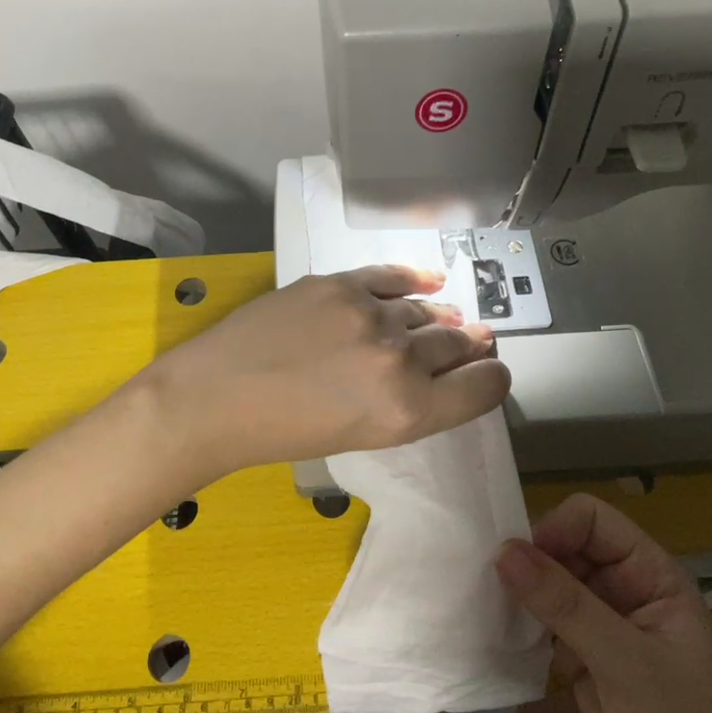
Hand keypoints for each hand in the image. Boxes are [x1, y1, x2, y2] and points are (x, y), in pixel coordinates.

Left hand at [133, 264, 510, 478]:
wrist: (218, 397)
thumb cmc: (284, 433)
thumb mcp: (362, 436)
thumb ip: (408, 404)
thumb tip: (438, 373)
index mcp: (409, 411)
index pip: (482, 387)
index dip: (493, 379)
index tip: (491, 372)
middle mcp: (400, 360)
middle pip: (458, 343)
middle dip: (471, 345)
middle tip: (478, 341)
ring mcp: (370, 315)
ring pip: (426, 310)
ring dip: (443, 316)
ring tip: (450, 318)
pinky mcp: (339, 284)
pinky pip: (392, 276)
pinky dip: (415, 279)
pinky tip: (430, 281)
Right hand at [496, 494, 711, 712]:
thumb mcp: (627, 662)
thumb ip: (567, 605)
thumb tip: (504, 550)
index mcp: (651, 573)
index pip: (593, 521)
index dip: (555, 529)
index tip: (516, 559)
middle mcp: (625, 588)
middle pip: (566, 547)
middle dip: (531, 561)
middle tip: (488, 584)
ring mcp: (604, 624)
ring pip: (551, 585)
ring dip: (522, 593)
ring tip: (486, 605)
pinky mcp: (584, 658)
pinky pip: (546, 624)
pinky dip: (523, 625)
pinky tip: (498, 633)